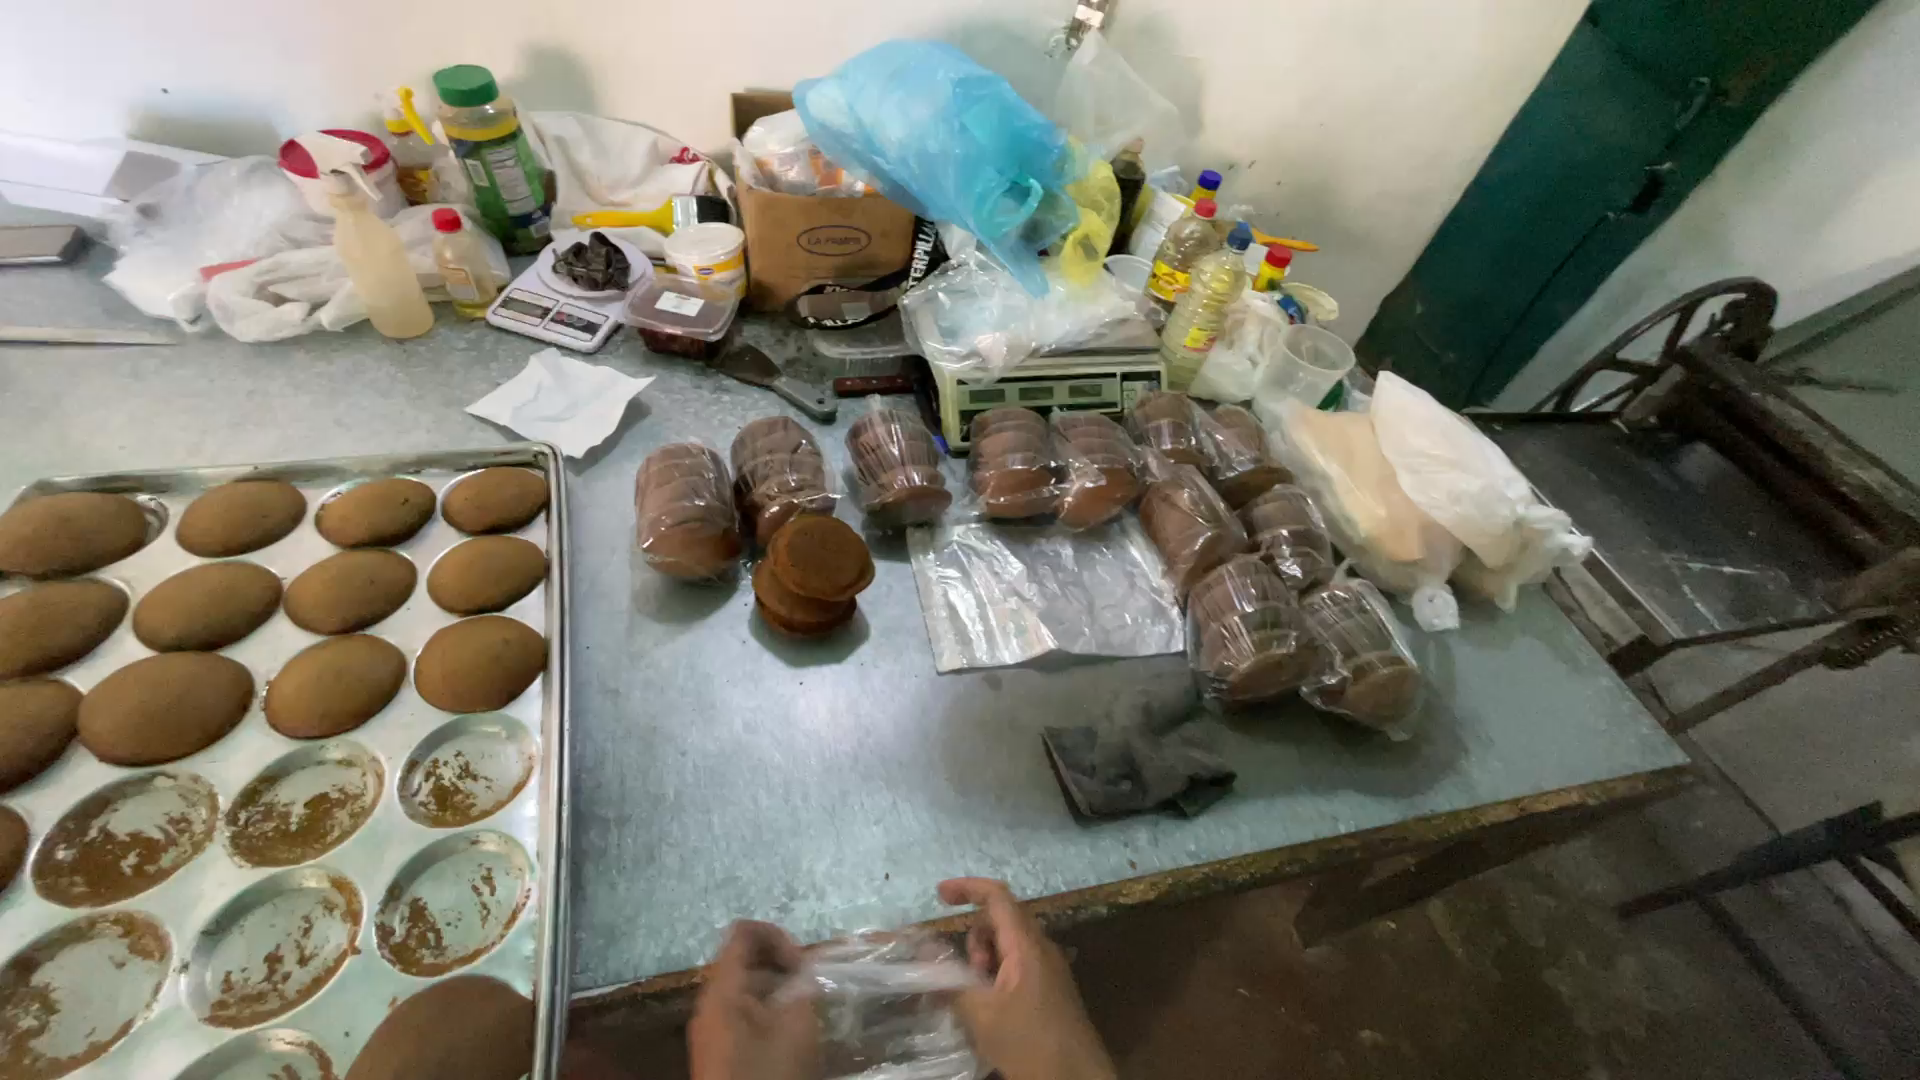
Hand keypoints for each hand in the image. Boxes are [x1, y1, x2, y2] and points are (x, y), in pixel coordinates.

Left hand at [689, 920, 819, 1079]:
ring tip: (800, 1005)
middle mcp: (708, 1001)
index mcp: (722, 989)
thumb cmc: (768, 1073)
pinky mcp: (715, 1047)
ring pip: (742, 984)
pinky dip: (764, 1006)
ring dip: (774, 985)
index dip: (776, 935)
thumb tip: (804, 972)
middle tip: (805, 982)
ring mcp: (709, 1026)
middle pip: (741, 957)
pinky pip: (738, 1008)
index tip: (800, 963)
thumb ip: (803, 986)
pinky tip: (785, 1027)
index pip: (742, 932)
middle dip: (778, 961)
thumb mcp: (797, 1025)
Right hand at [938, 878, 1116, 1079]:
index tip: (939, 896)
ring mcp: (1049, 967)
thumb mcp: (981, 1016)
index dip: (967, 888)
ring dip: (986, 960)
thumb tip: (923, 953)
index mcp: (1026, 944)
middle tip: (968, 974)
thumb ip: (950, 981)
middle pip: (1001, 920)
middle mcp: (1041, 947)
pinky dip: (998, 974)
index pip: (996, 896)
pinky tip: (991, 1007)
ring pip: (1009, 945)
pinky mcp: (1052, 988)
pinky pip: (1019, 964)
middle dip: (975, 938)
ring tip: (979, 997)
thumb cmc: (1029, 1042)